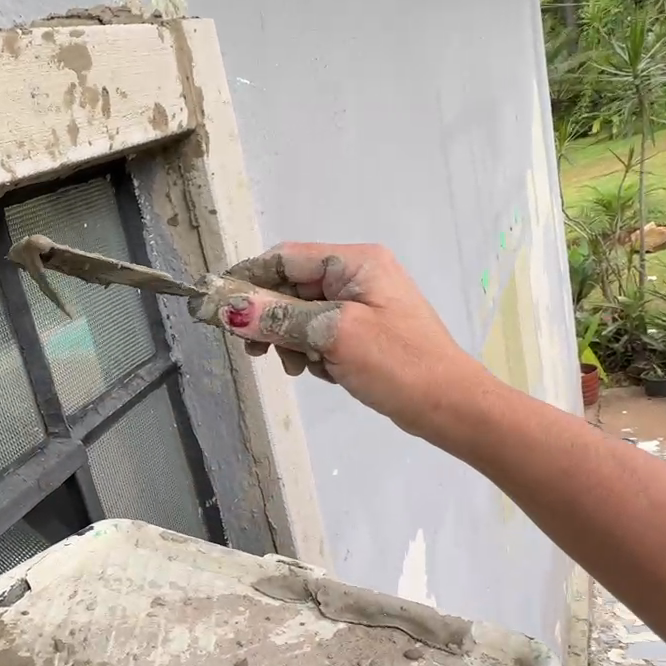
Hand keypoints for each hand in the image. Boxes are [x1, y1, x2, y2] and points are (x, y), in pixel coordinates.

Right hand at [200, 242, 492, 439]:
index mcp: (355, 262)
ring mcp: (358, 303)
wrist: (450, 407)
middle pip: (287, 286)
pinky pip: (314, 331)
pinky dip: (306, 349)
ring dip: (287, 339)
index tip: (216, 310)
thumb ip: (276, 317)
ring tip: (299, 366)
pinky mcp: (359, 329)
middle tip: (256, 350)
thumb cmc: (397, 364)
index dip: (246, 281)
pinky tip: (316, 370)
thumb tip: (223, 306)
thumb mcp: (330, 336)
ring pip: (297, 312)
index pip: (283, 259)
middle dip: (268, 318)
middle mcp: (355, 274)